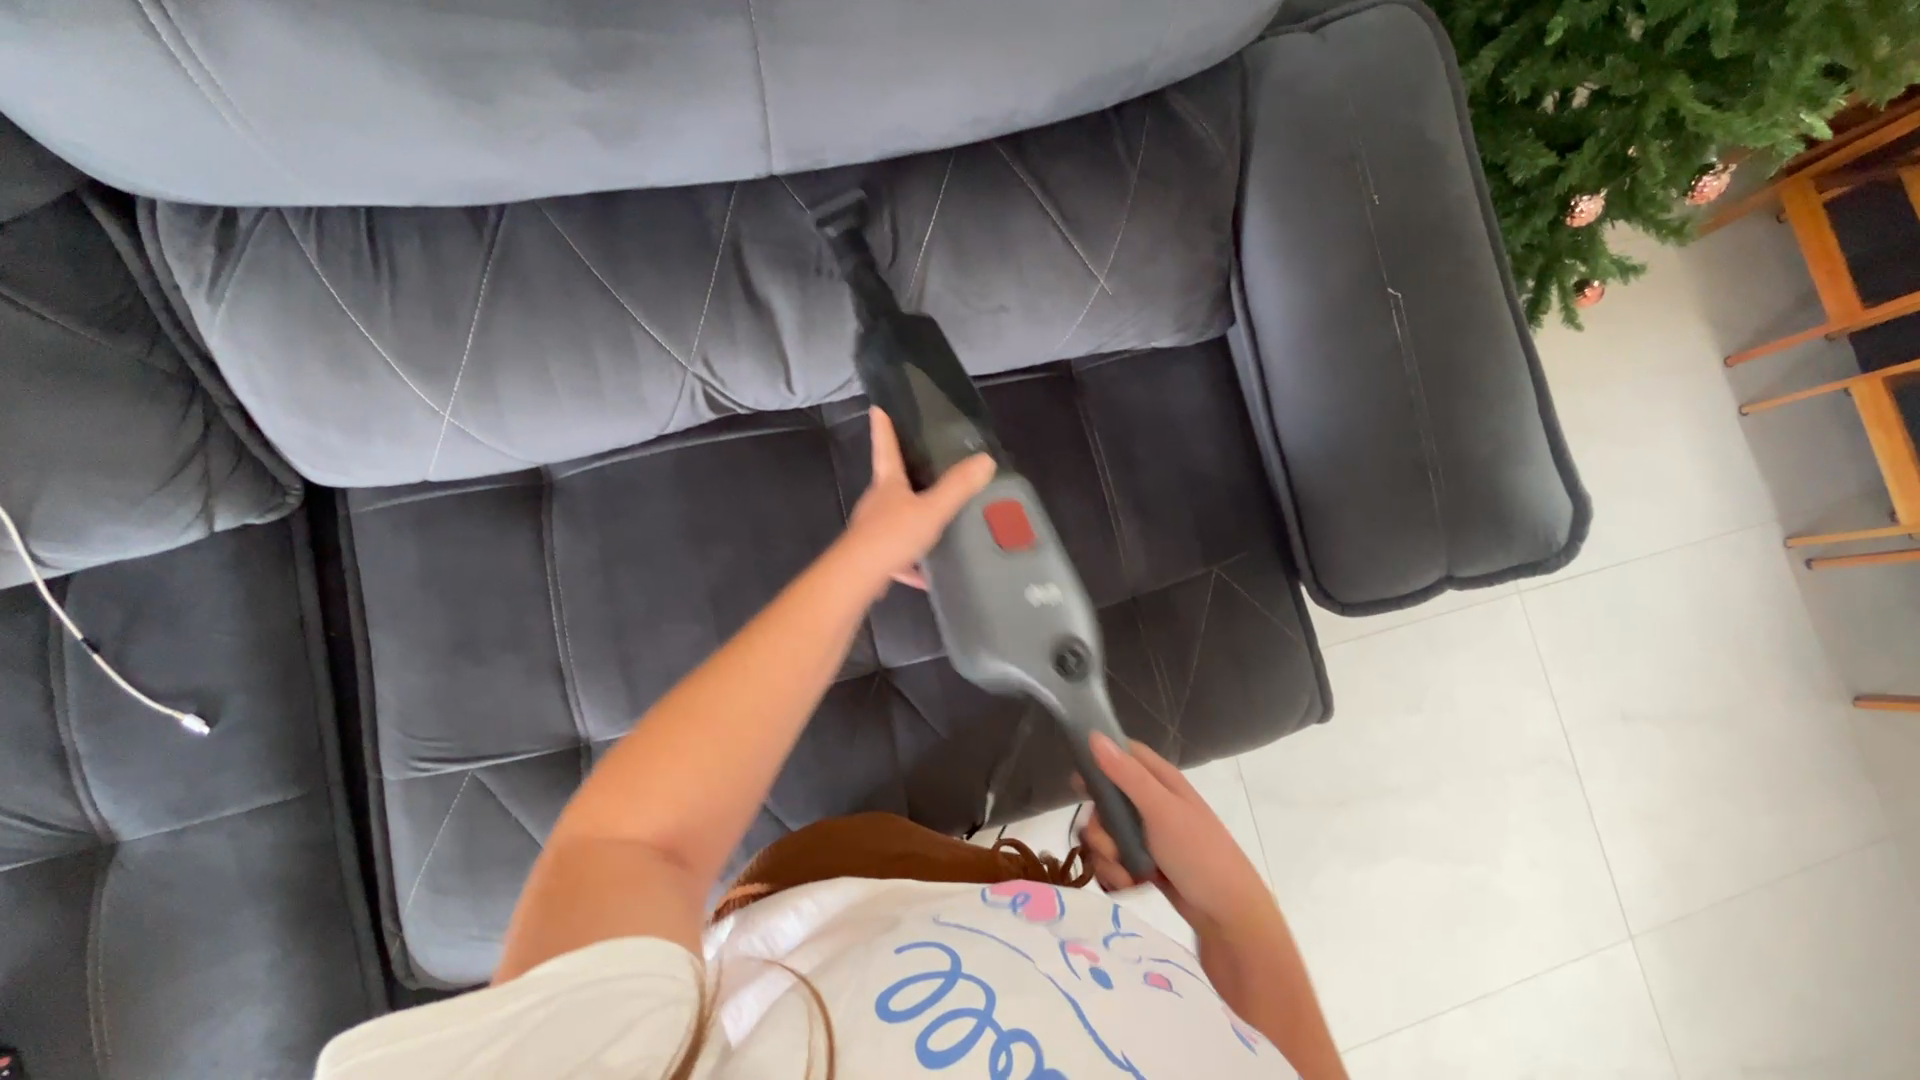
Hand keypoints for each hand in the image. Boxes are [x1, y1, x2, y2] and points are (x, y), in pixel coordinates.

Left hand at [843, 407, 995, 590]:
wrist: (859, 575)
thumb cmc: (892, 534)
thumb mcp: (932, 510)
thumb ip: (958, 487)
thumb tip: (985, 459)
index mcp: (888, 484)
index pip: (886, 447)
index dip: (884, 428)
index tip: (877, 408)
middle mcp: (876, 503)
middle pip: (890, 484)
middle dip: (904, 478)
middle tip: (922, 470)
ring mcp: (872, 530)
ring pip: (895, 520)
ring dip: (912, 523)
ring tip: (936, 527)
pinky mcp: (873, 557)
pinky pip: (897, 555)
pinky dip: (912, 564)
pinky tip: (928, 575)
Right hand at [1079, 733, 1276, 935]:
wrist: (1228, 915)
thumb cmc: (1199, 854)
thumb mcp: (1162, 811)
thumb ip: (1127, 776)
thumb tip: (1094, 736)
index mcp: (1161, 781)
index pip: (1124, 754)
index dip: (1099, 762)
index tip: (1080, 784)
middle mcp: (1153, 803)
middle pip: (1105, 801)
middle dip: (1099, 827)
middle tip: (1110, 845)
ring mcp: (1148, 835)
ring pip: (1105, 834)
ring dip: (1107, 856)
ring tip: (1126, 874)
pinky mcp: (1144, 862)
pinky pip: (1114, 859)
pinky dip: (1116, 873)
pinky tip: (1129, 885)